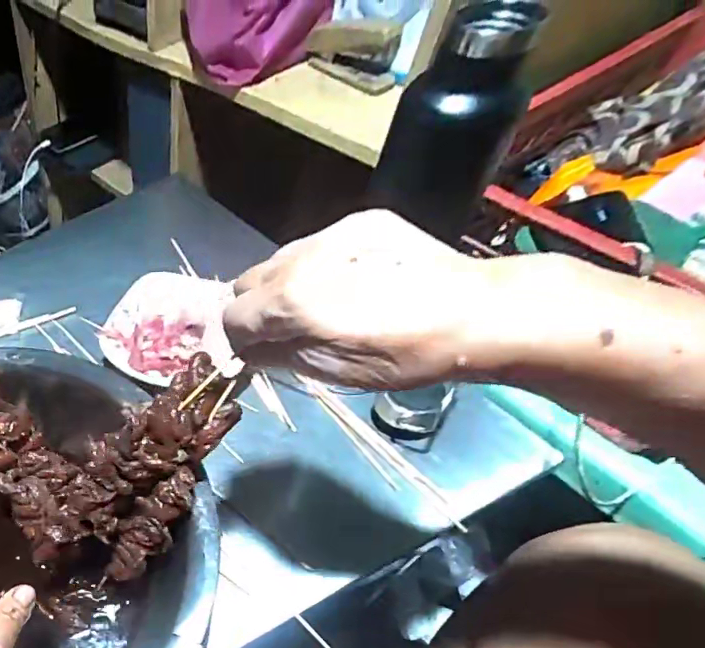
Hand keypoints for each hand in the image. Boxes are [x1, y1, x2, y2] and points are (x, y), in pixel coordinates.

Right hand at [222, 209, 569, 390]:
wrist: (473, 313)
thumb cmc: (401, 356)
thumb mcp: (330, 370)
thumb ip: (278, 356)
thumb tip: (248, 351)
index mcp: (291, 299)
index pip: (231, 316)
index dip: (237, 340)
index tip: (255, 354)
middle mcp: (300, 257)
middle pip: (246, 282)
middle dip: (254, 309)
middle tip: (281, 332)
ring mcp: (331, 232)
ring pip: (279, 260)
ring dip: (282, 286)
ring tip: (317, 306)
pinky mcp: (360, 220)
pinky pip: (315, 246)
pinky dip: (315, 267)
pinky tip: (347, 283)